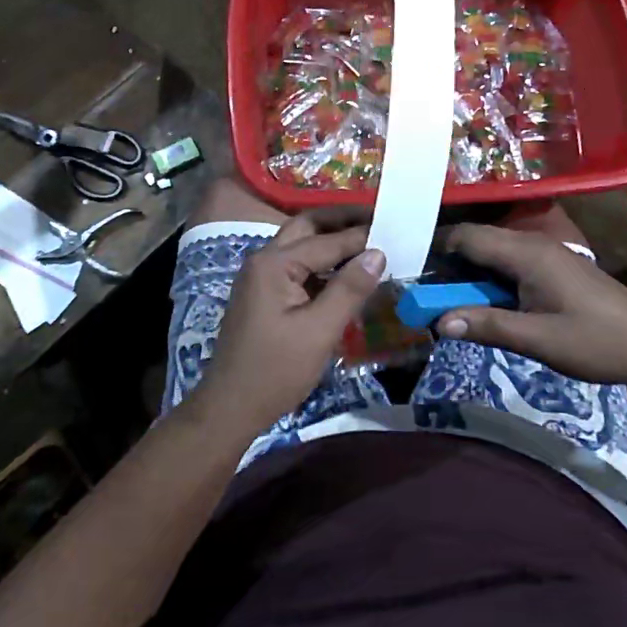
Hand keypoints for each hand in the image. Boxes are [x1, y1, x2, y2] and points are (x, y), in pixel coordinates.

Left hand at [193, 210, 384, 433]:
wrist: (231, 407)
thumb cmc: (276, 371)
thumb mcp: (319, 331)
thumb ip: (349, 289)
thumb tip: (378, 252)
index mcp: (274, 264)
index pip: (327, 240)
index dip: (363, 235)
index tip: (396, 228)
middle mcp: (263, 260)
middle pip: (308, 227)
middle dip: (342, 220)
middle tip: (379, 219)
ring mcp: (260, 276)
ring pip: (301, 244)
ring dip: (332, 239)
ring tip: (369, 240)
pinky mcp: (264, 294)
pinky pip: (297, 265)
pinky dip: (322, 262)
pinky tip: (346, 272)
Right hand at [435, 223, 626, 385]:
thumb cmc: (599, 342)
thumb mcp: (539, 341)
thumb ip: (487, 327)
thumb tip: (437, 322)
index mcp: (527, 254)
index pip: (466, 237)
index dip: (434, 252)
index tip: (410, 276)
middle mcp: (533, 245)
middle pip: (476, 242)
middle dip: (446, 267)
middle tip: (422, 296)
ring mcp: (546, 255)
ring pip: (492, 254)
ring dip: (467, 276)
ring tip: (445, 304)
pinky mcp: (554, 269)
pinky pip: (508, 265)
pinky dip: (488, 281)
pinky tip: (482, 305)